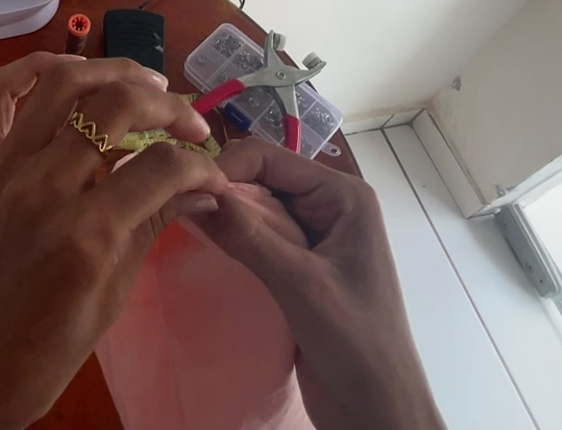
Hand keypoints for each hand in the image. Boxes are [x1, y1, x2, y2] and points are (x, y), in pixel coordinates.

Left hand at [0, 53, 224, 429]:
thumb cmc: (43, 350)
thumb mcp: (113, 297)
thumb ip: (153, 226)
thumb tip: (203, 186)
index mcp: (86, 236)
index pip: (162, 168)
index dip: (200, 163)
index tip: (213, 168)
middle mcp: (43, 186)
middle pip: (115, 107)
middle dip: (166, 104)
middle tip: (189, 118)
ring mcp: (3, 165)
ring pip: (61, 82)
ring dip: (111, 70)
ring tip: (144, 81)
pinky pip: (1, 91)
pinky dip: (36, 65)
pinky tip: (72, 69)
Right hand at [193, 138, 444, 429]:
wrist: (378, 414)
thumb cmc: (356, 346)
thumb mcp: (301, 286)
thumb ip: (249, 236)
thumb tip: (197, 192)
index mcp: (343, 195)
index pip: (269, 157)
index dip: (227, 167)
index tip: (189, 191)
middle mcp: (327, 203)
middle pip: (259, 174)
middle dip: (223, 187)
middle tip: (183, 208)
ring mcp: (312, 231)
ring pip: (253, 201)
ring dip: (223, 210)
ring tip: (189, 223)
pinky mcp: (297, 259)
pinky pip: (255, 229)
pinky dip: (230, 232)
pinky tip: (207, 243)